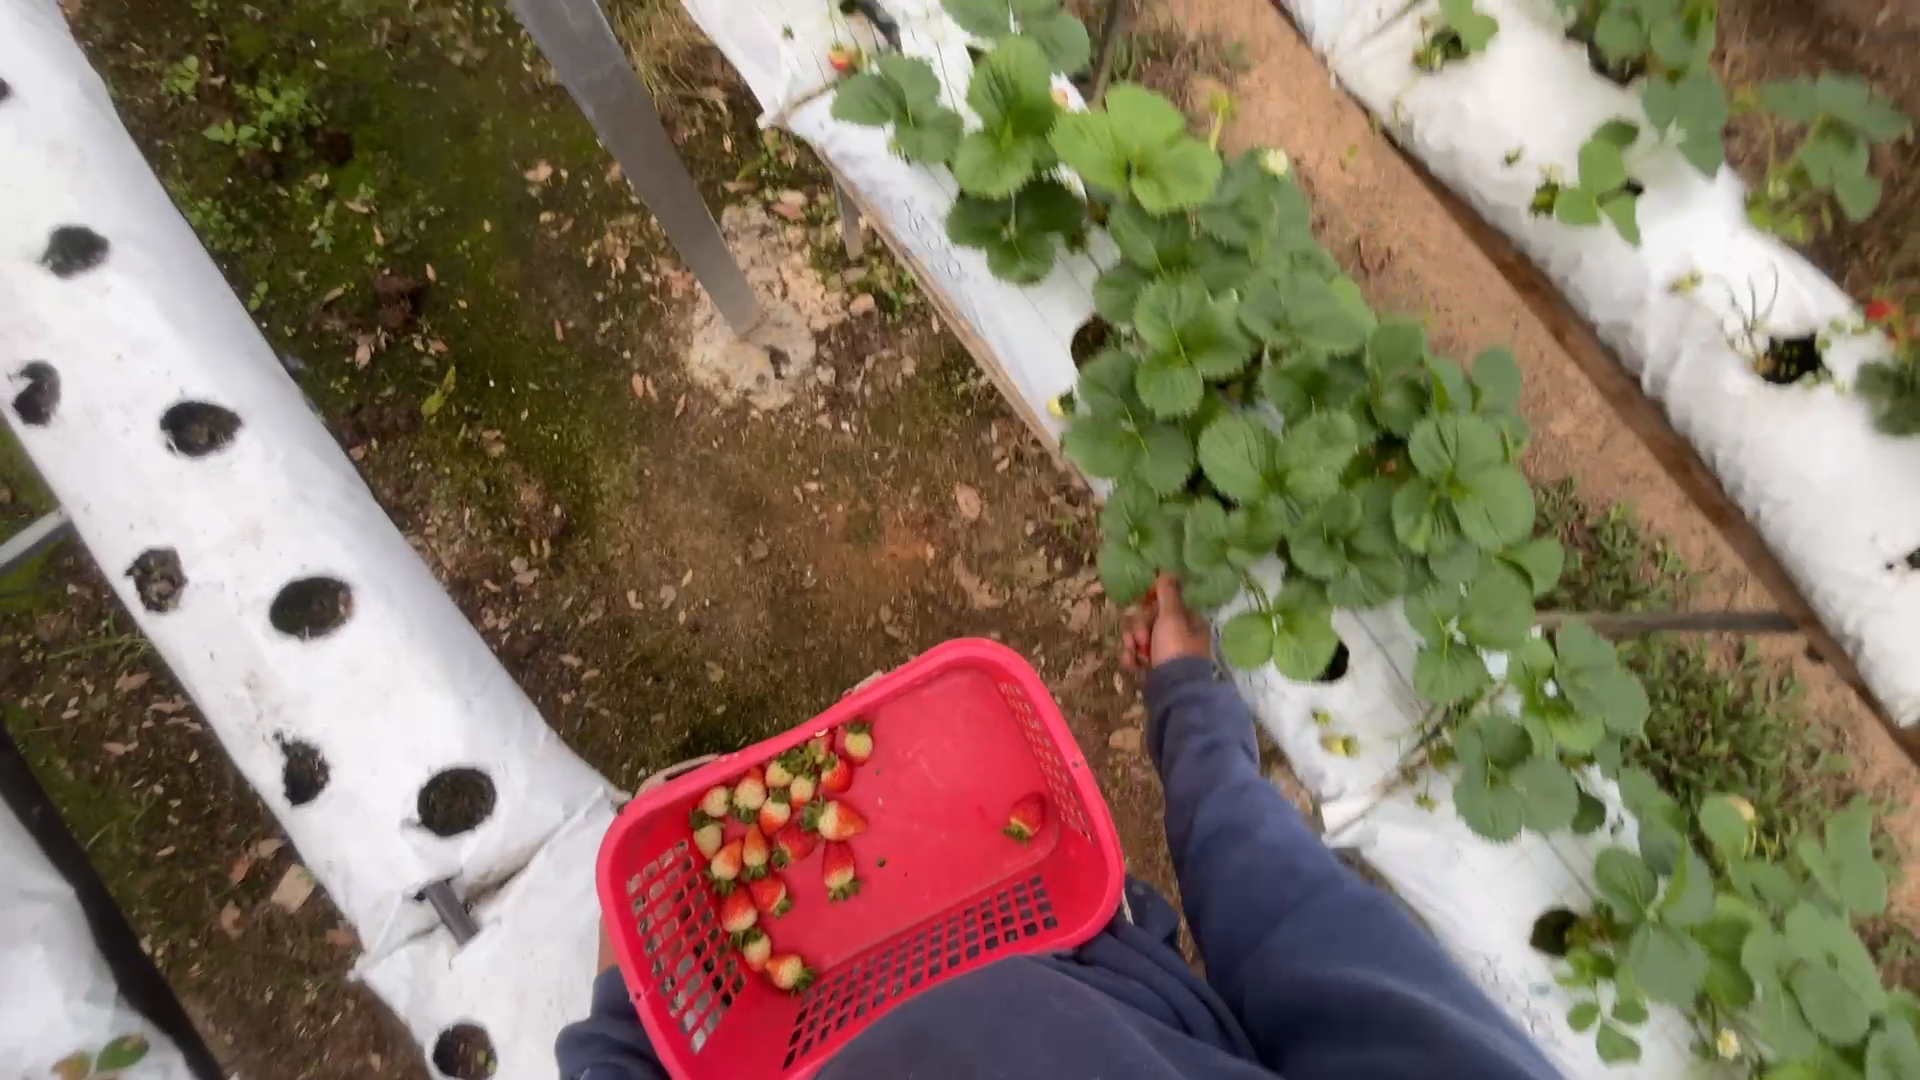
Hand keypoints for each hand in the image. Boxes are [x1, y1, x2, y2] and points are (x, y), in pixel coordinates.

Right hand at [1122, 574, 1210, 670]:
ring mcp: (1167, 654)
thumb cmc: (1174, 648)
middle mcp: (1181, 636)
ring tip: (1134, 652)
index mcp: (1190, 622)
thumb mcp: (1172, 616)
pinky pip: (1138, 655)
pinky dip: (1133, 657)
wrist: (1173, 690)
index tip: (1142, 603)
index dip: (1151, 602)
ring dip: (1133, 642)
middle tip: (1140, 637)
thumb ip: (1168, 593)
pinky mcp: (1155, 669)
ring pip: (1142, 638)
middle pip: (1151, 620)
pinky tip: (1131, 663)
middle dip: (1140, 627)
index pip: (1167, 604)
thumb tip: (1168, 571)